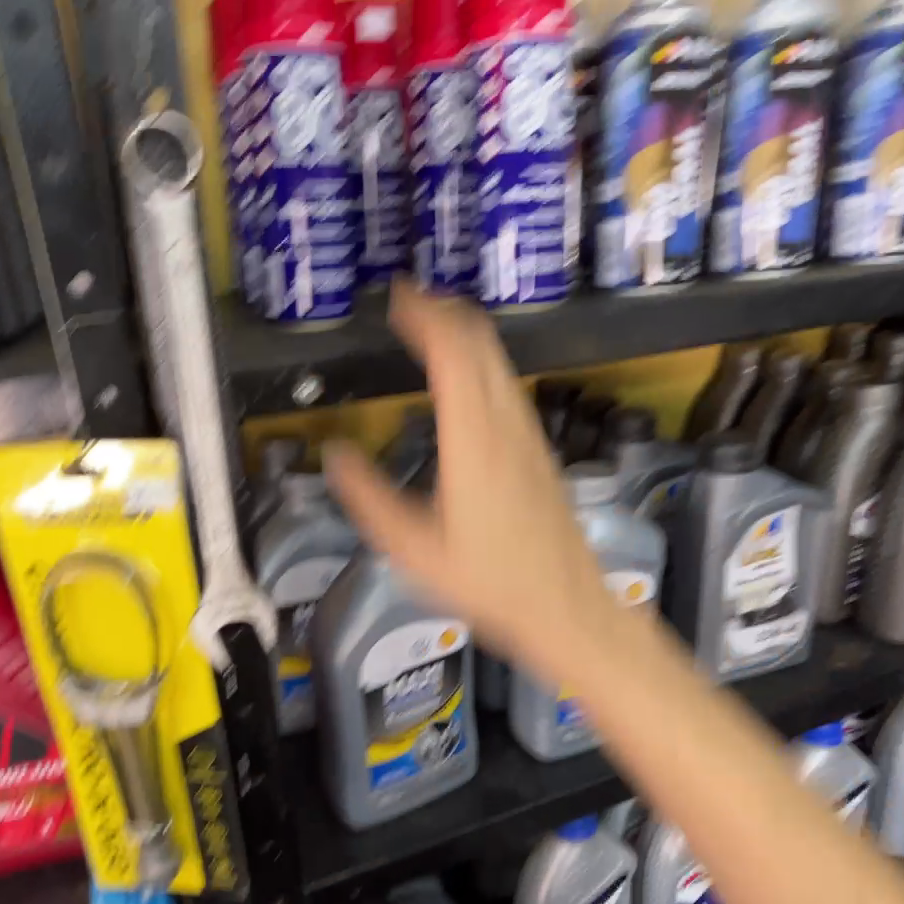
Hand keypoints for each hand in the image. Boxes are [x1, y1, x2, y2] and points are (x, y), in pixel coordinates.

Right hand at [323, 281, 621, 677]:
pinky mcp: (539, 449)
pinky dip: (482, 361)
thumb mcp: (414, 550)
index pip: (452, 354)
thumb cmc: (490, 583)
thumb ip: (370, 499)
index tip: (398, 295)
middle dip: (445, 310)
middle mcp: (506, 424)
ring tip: (431, 325)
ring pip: (499, 360)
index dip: (425, 315)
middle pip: (481, 343)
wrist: (567, 608)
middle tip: (409, 298)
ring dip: (466, 333)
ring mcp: (529, 434)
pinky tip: (466, 378)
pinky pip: (508, 384)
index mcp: (473, 440)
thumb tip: (336, 456)